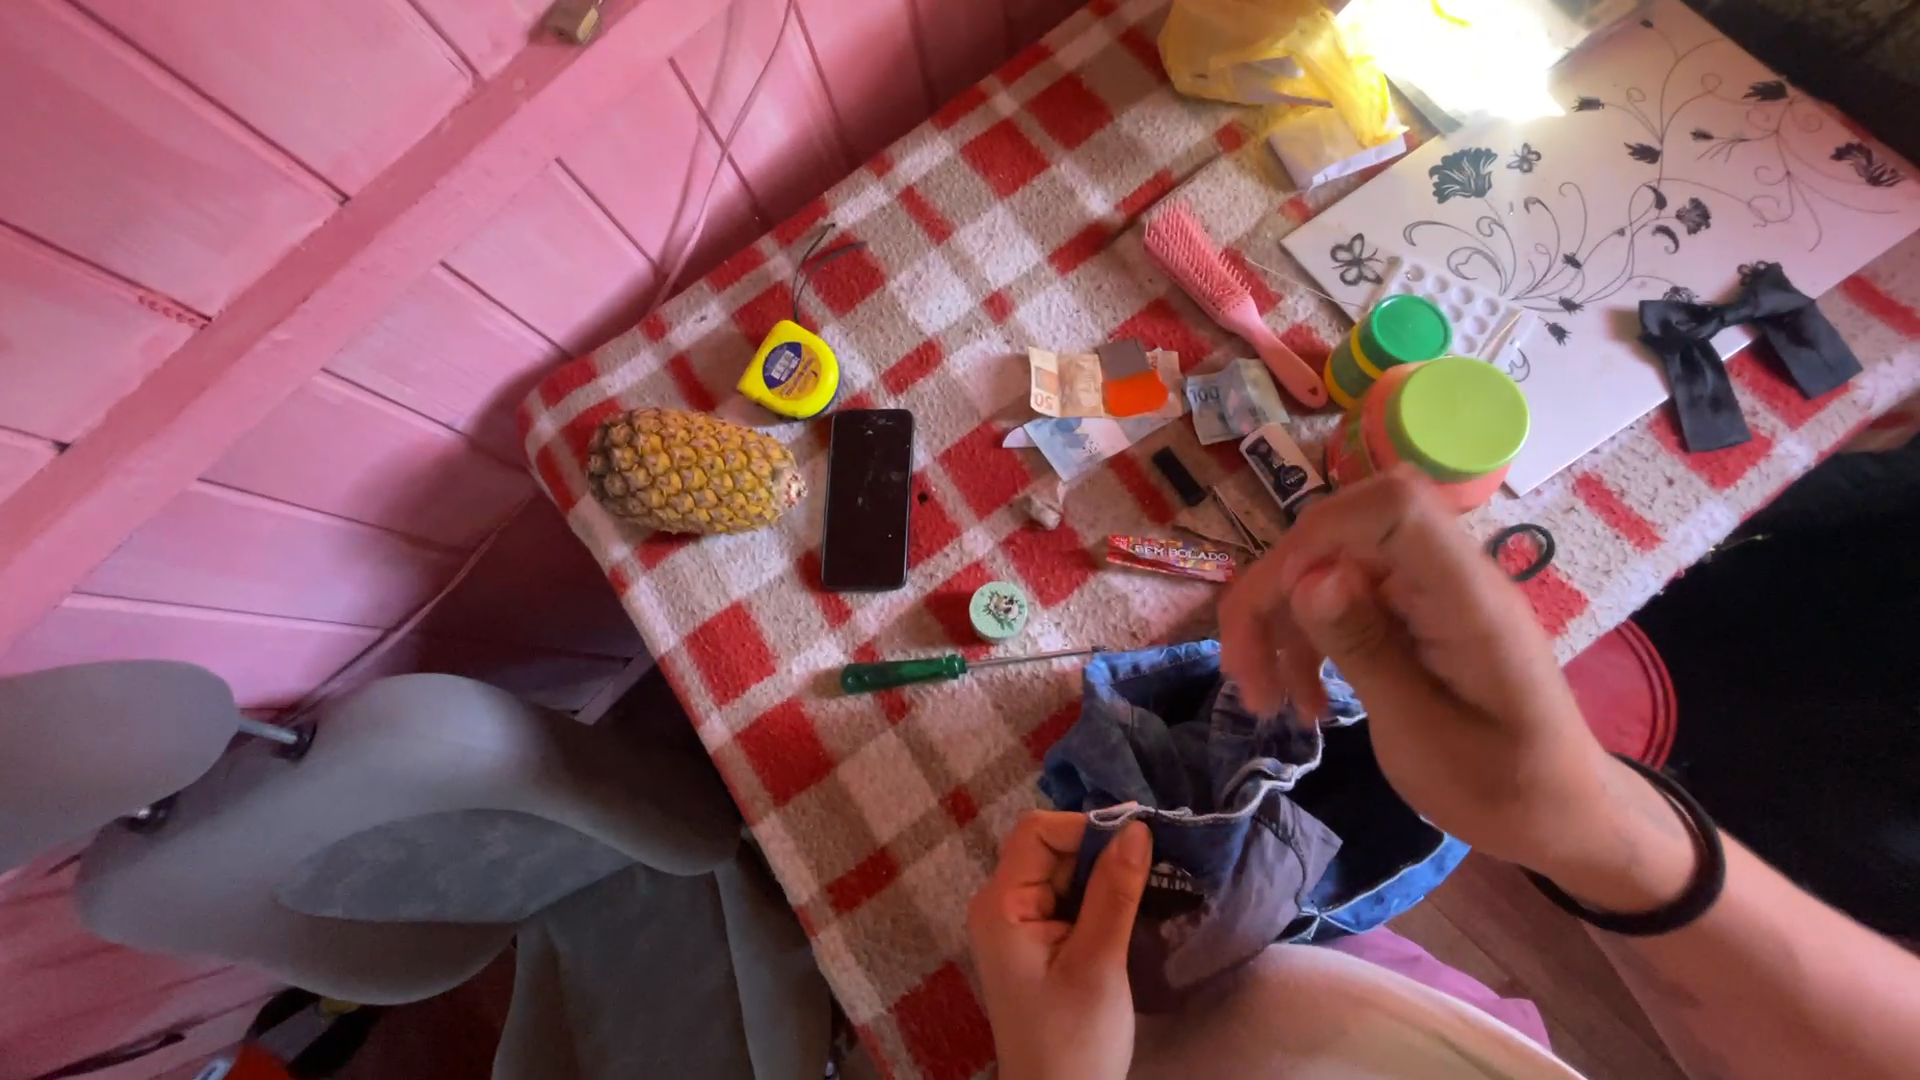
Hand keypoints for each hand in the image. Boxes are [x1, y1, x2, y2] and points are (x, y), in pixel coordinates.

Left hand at [967, 812, 1149, 1079]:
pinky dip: (1096, 896)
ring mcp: (1016, 923)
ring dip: (1101, 873)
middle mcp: (1001, 904)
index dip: (1084, 827)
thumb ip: (1114, 892)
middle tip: (1151, 860)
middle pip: (1048, 848)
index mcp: (1001, 904)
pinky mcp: (1035, 941)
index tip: (1137, 838)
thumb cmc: (1074, 1041)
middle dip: (1098, 849)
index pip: (1036, 833)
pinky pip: (1064, 898)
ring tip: (1147, 881)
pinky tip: (1127, 905)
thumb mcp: (1098, 963)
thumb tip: (1137, 828)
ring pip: (1061, 871)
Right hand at [1218, 467, 1692, 910]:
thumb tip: (1307, 579)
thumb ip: (1365, 647)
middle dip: (1272, 595)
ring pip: (1319, 572)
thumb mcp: (1423, 733)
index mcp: (1465, 597)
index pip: (1395, 508)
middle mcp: (1440, 578)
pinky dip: (1301, 645)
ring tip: (1263, 700)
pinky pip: (1332, 604)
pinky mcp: (1404, 615)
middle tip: (1241, 671)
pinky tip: (1299, 699)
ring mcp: (1419, 594)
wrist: (1558, 817)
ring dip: (1276, 628)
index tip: (1283, 603)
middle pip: (1334, 538)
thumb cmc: (1503, 788)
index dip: (1321, 534)